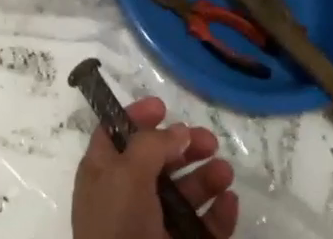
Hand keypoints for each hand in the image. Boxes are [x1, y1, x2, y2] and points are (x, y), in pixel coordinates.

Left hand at [72, 97, 237, 238]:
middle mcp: (127, 196)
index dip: (136, 117)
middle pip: (157, 161)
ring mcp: (155, 226)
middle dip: (184, 146)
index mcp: (102, 174)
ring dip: (206, 178)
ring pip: (185, 193)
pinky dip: (219, 214)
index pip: (116, 134)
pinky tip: (229, 201)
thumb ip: (151, 145)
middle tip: (209, 139)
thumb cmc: (117, 225)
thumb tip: (177, 129)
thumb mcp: (126, 175)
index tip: (164, 106)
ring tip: (224, 170)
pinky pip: (204, 228)